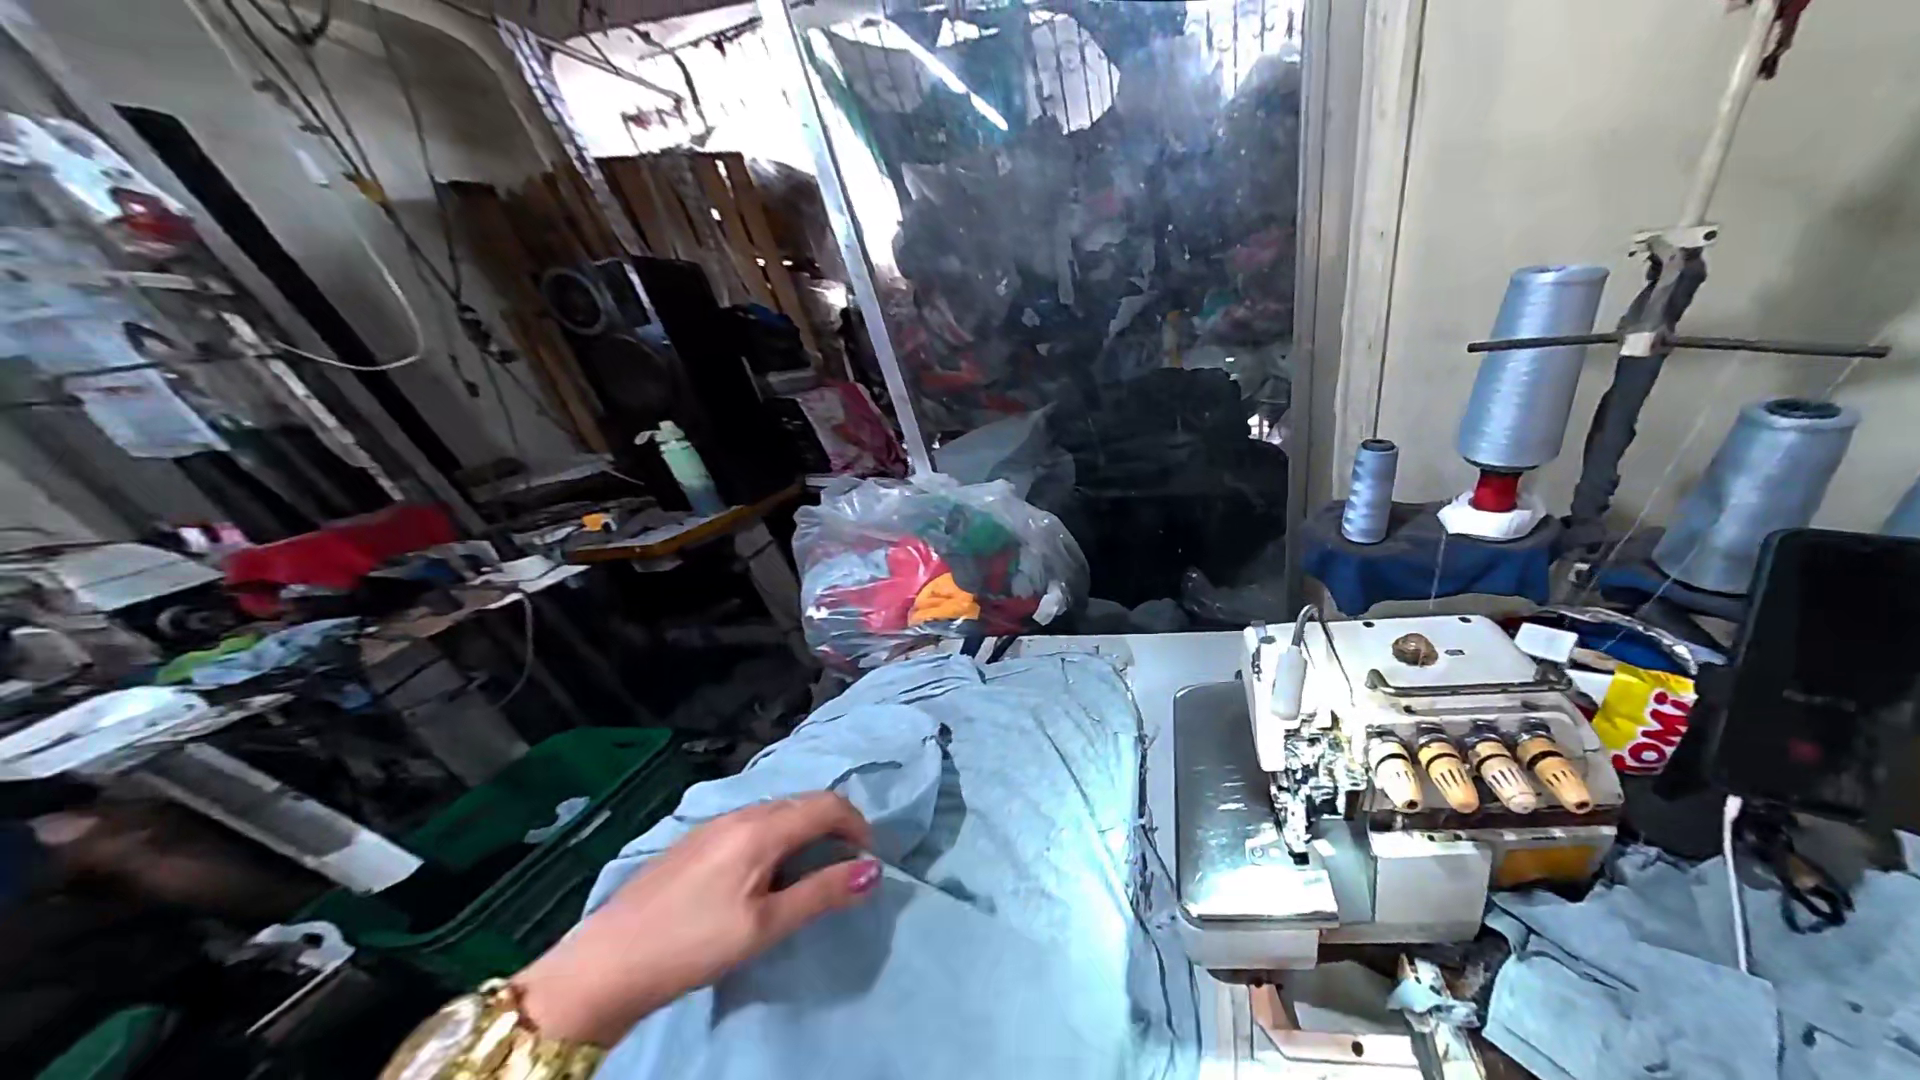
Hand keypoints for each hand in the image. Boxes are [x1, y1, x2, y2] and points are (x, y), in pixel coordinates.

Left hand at [512, 791, 880, 1044]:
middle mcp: (740, 812)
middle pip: (803, 803)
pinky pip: (752, 823)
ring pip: (777, 812)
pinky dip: (777, 838)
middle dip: (834, 827)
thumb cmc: (693, 944)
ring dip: (805, 832)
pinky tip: (764, 875)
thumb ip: (821, 893)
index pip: (827, 804)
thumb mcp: (765, 926)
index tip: (867, 862)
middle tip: (843, 870)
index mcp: (761, 828)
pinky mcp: (695, 840)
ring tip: (808, 875)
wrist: (605, 963)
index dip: (857, 826)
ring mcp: (713, 823)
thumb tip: (873, 871)